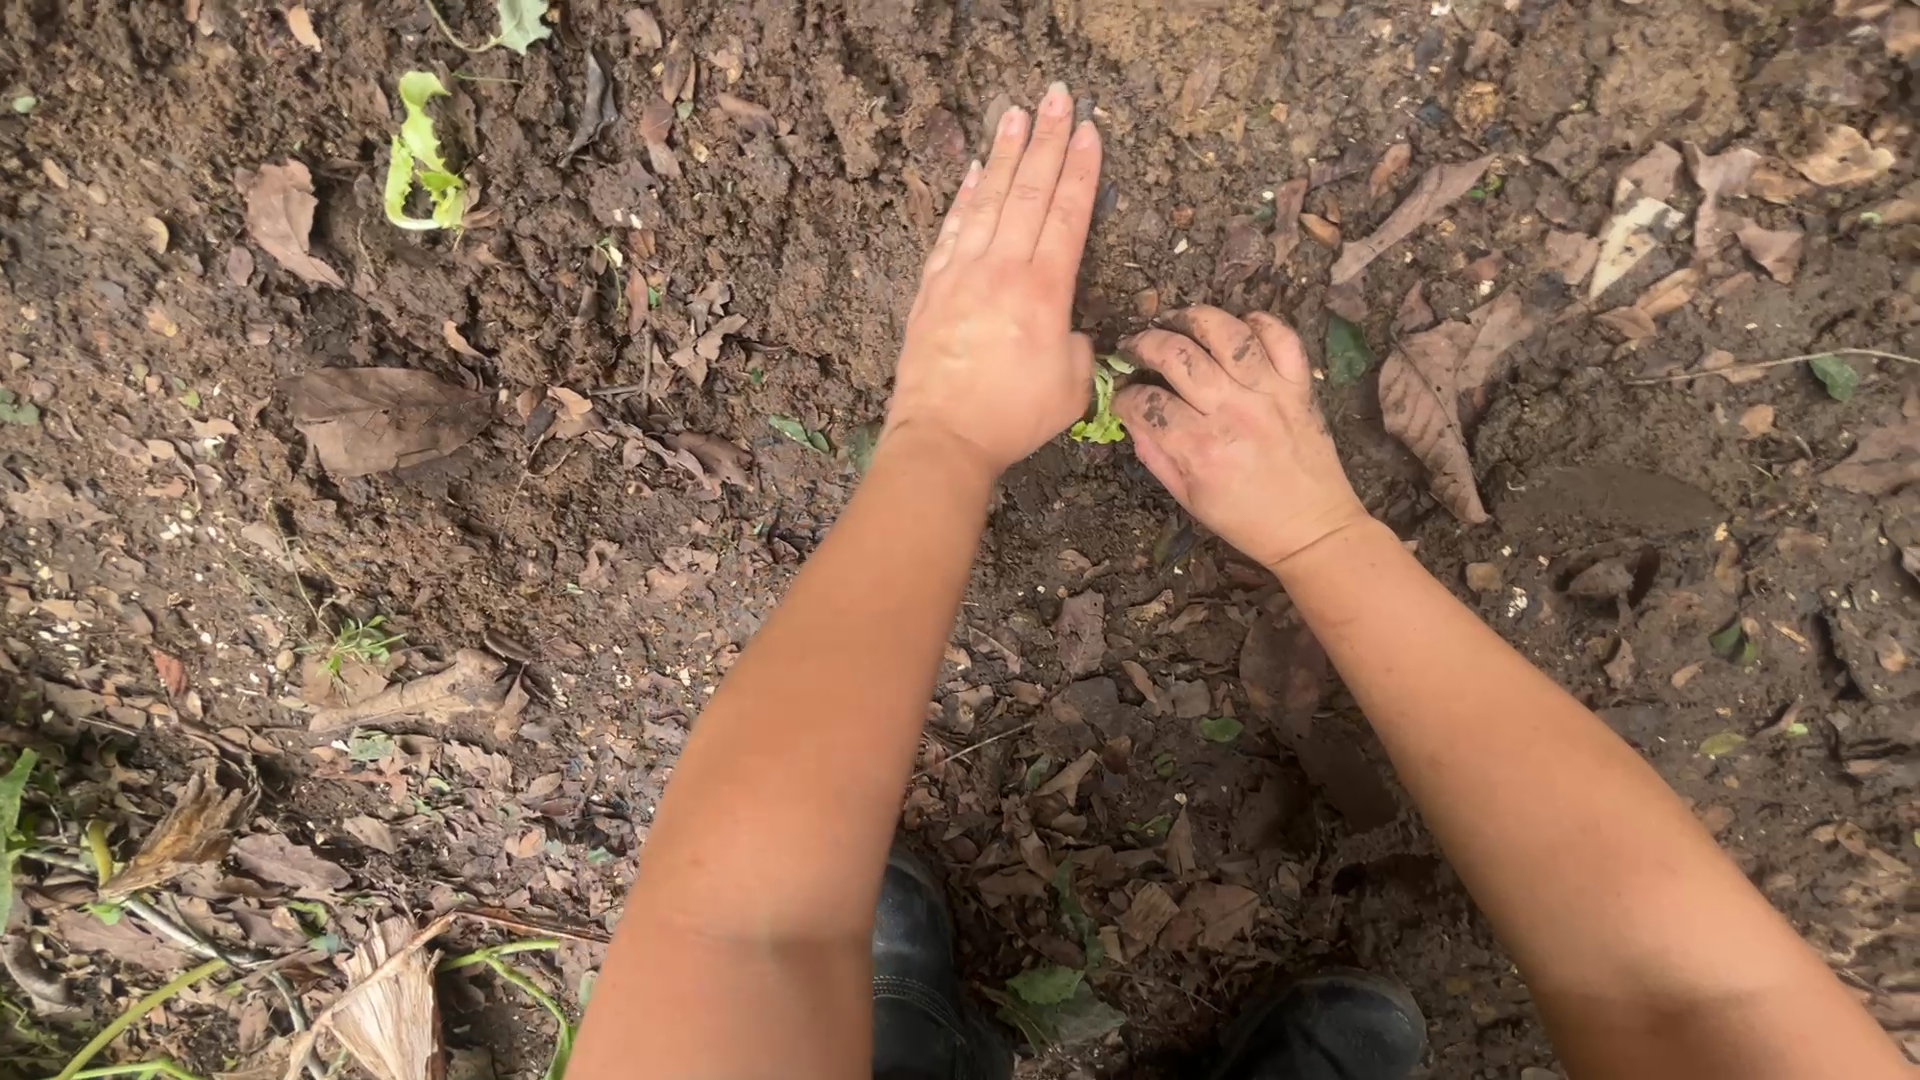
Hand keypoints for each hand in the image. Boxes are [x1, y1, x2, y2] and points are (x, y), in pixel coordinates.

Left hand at [883, 82, 1103, 477]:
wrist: (943, 436)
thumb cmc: (1012, 418)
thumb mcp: (1071, 389)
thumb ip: (1079, 347)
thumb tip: (1066, 329)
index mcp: (1044, 292)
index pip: (1067, 215)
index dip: (1081, 170)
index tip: (1089, 130)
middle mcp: (1001, 271)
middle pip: (1027, 192)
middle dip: (1046, 140)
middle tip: (1056, 96)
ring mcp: (961, 276)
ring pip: (986, 201)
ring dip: (1002, 154)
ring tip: (1014, 114)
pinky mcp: (931, 290)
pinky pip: (950, 231)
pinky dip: (962, 198)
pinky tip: (971, 173)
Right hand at [1113, 307, 1369, 570]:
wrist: (1311, 527)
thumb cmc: (1244, 519)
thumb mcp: (1186, 498)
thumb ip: (1155, 455)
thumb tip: (1132, 418)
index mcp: (1200, 449)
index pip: (1146, 403)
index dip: (1125, 396)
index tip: (1124, 397)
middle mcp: (1233, 412)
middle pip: (1178, 355)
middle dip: (1145, 344)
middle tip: (1135, 346)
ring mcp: (1270, 393)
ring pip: (1226, 333)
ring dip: (1193, 319)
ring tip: (1176, 323)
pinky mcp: (1299, 385)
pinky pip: (1280, 336)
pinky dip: (1256, 322)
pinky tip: (1235, 329)